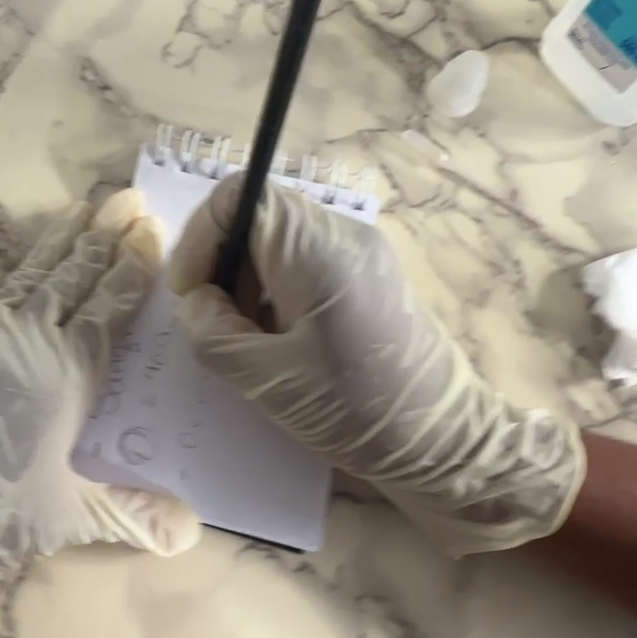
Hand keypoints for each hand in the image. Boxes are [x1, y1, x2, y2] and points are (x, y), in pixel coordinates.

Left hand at [0, 191, 199, 637]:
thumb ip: (133, 514)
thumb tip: (194, 533)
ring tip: (81, 207)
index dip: (135, 266)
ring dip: (57, 240)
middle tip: (128, 199)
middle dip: (105, 237)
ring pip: (28, 273)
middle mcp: (27, 335)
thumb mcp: (68, 518)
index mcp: (68, 370)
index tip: (151, 229)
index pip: (112, 305)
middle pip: (76, 276)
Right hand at [167, 173, 583, 554]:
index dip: (201, 237)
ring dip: (247, 286)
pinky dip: (274, 295)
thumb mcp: (265, 380)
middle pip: (256, 218)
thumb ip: (212, 333)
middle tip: (219, 328)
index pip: (241, 195)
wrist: (444, 443)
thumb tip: (199, 302)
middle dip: (222, 268)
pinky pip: (301, 265)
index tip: (192, 294)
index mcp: (318, 248)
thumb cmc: (356, 410)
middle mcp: (342, 235)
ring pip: (275, 243)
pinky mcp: (366, 278)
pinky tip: (281, 344)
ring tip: (251, 344)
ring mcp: (359, 254)